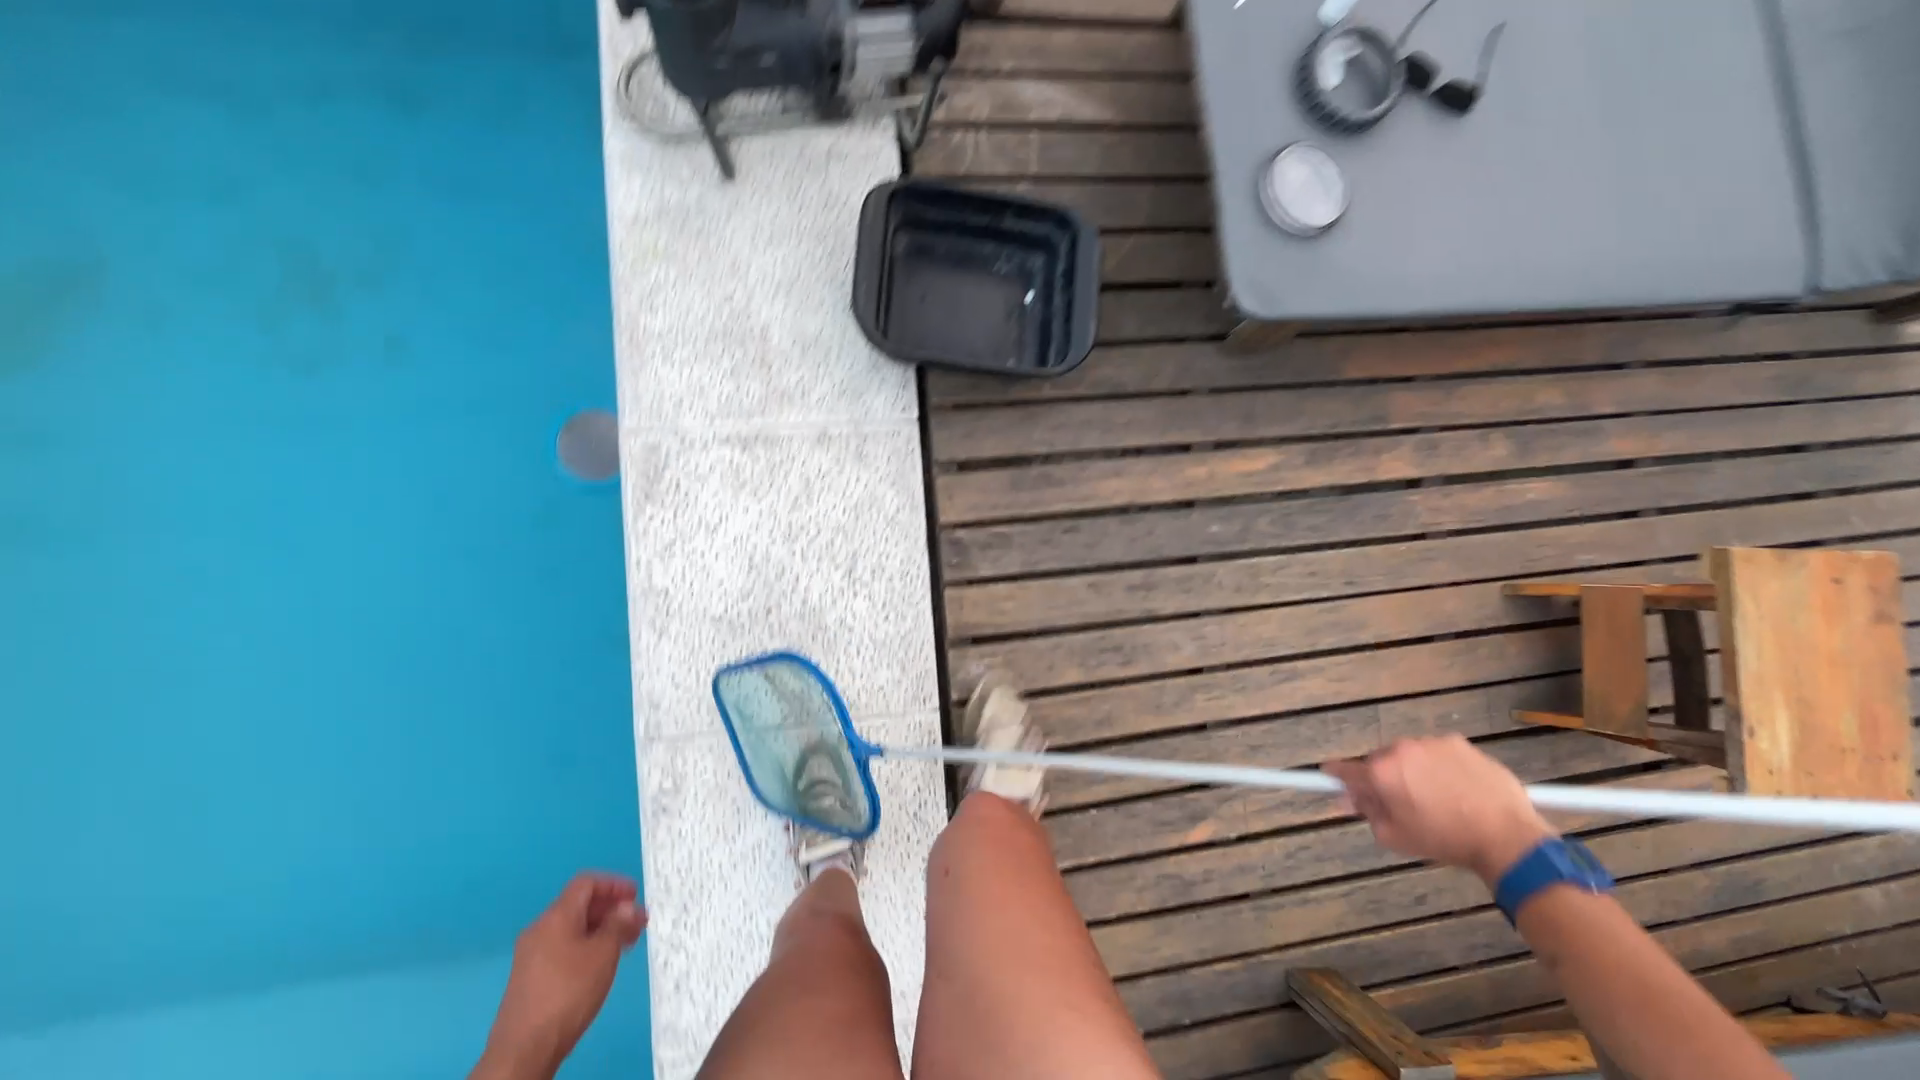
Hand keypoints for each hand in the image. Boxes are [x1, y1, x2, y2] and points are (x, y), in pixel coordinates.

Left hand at [473, 873, 646, 1079]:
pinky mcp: (530, 978)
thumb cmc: (568, 992)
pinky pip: (563, 948)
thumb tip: (626, 906)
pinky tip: (601, 965)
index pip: (585, 884)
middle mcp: (540, 930)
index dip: (613, 885)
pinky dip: (586, 946)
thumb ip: (618, 925)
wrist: (524, 1047)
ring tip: (626, 944)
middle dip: (610, 909)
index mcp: (555, 917)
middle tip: (638, 922)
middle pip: (578, 905)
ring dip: (601, 929)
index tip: (636, 896)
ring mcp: (532, 955)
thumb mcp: (603, 954)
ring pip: (572, 929)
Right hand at [1324, 735, 1555, 884]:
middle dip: (1385, 777)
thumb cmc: (1444, 840)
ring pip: (1411, 756)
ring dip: (1413, 771)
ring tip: (1435, 799)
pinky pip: (1438, 753)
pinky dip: (1439, 767)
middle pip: (1381, 760)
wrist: (1506, 836)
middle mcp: (1402, 749)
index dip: (1335, 775)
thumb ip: (1367, 812)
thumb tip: (1350, 797)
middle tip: (1399, 803)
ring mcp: (1433, 743)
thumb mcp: (1395, 836)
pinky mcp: (1460, 743)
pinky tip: (1456, 789)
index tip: (1327, 775)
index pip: (1346, 770)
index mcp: (1382, 771)